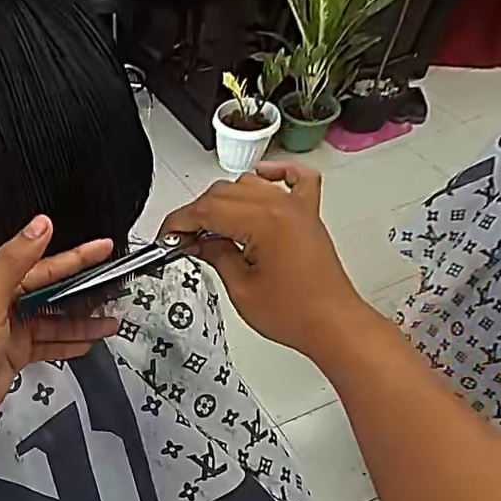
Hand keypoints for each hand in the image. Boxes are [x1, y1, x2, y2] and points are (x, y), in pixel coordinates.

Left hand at [0, 215, 120, 430]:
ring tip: (108, 323)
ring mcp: (13, 331)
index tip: (100, 248)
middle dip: (85, 292)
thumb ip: (14, 262)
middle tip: (111, 287)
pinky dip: (69, 344)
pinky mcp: (17, 353)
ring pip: (57, 322)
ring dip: (83, 323)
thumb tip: (38, 227)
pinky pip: (50, 344)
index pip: (45, 266)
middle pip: (54, 294)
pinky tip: (86, 343)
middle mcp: (5, 305)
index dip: (76, 257)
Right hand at [161, 161, 373, 358]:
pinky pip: (294, 180)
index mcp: (264, 221)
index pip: (208, 208)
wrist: (332, 324)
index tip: (167, 235)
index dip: (180, 222)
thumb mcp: (242, 289)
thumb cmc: (298, 314)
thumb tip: (198, 241)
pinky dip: (275, 176)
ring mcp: (298, 208)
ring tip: (211, 227)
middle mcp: (282, 206)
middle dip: (198, 213)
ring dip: (226, 200)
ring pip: (251, 184)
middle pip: (225, 192)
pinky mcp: (308, 216)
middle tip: (184, 238)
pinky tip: (260, 179)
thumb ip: (216, 256)